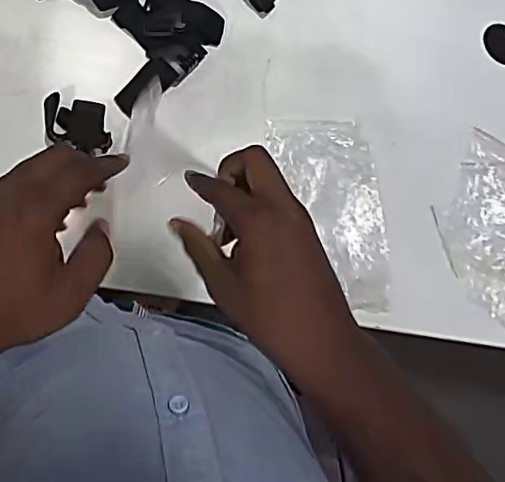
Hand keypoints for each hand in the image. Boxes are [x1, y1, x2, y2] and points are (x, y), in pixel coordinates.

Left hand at [0, 146, 127, 361]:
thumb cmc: (7, 309)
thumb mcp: (70, 293)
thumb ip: (96, 256)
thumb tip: (101, 231)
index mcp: (35, 210)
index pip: (77, 173)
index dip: (103, 165)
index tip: (117, 163)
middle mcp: (12, 195)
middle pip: (55, 157)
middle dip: (84, 162)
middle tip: (101, 176)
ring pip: (36, 164)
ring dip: (61, 171)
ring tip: (79, 195)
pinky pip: (19, 177)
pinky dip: (41, 180)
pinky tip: (49, 207)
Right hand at [172, 145, 360, 384]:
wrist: (324, 345)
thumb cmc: (274, 319)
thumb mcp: (222, 285)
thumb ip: (198, 246)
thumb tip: (179, 225)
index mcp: (259, 220)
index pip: (221, 187)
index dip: (201, 183)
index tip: (192, 181)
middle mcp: (282, 210)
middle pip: (253, 159)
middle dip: (229, 169)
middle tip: (217, 199)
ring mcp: (298, 218)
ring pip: (268, 176)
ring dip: (245, 188)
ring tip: (230, 229)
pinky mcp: (306, 230)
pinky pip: (278, 197)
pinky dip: (259, 202)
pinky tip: (247, 240)